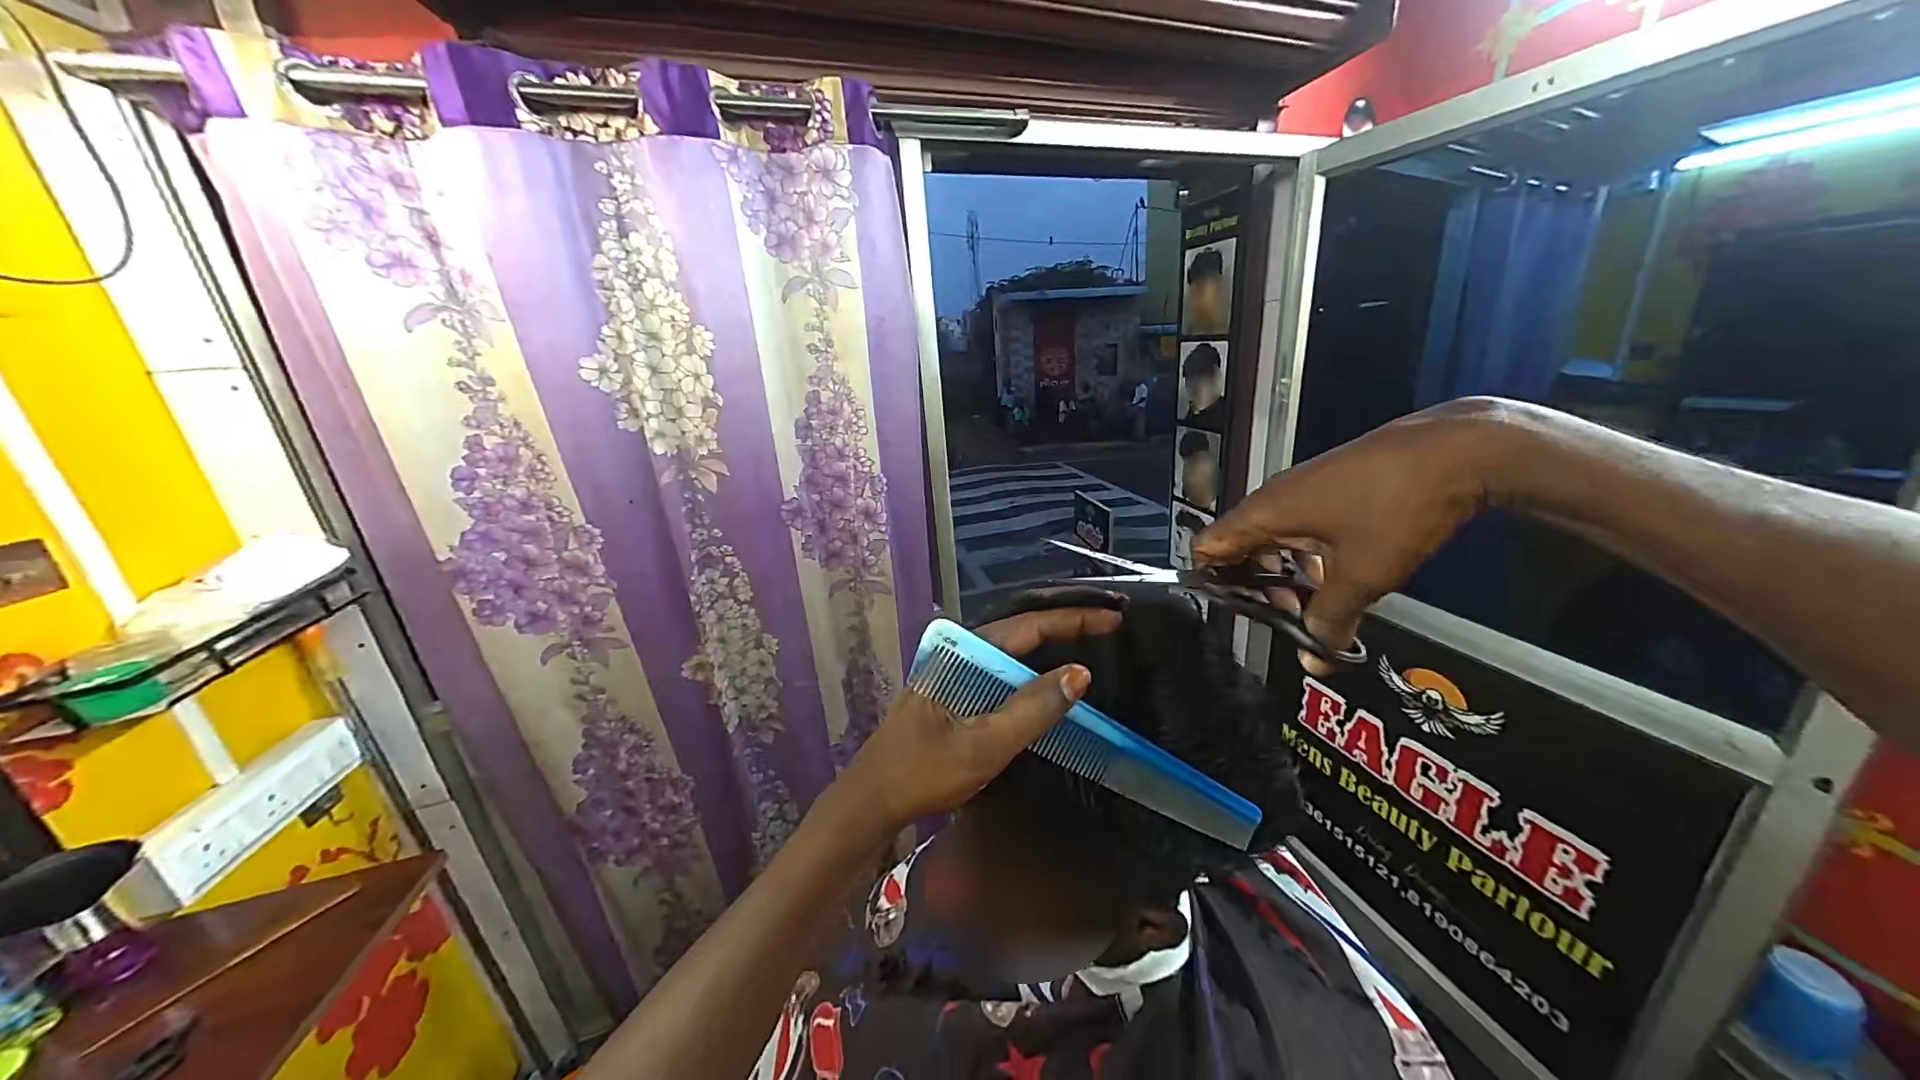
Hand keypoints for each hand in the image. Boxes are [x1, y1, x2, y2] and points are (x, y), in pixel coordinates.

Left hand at [838, 606, 1122, 829]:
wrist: (872, 799)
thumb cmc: (924, 772)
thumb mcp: (985, 745)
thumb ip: (1033, 708)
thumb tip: (1080, 673)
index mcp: (963, 653)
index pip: (1028, 626)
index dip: (1074, 619)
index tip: (1114, 618)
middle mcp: (958, 652)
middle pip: (1021, 630)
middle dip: (1066, 625)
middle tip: (1109, 626)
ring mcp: (953, 671)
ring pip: (1011, 649)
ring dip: (1049, 645)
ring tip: (1090, 642)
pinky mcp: (953, 691)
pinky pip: (1000, 670)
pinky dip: (1030, 670)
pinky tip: (1048, 679)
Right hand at [1195, 398, 1518, 665]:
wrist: (1458, 449)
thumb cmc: (1396, 507)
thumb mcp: (1362, 576)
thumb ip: (1330, 620)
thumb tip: (1316, 657)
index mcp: (1264, 513)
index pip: (1207, 547)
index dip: (1212, 583)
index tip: (1242, 612)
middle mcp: (1273, 498)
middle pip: (1239, 548)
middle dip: (1258, 588)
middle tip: (1289, 616)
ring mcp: (1302, 489)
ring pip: (1274, 540)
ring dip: (1287, 575)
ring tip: (1318, 603)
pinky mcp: (1330, 486)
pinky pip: (1300, 527)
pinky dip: (1309, 556)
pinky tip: (1343, 574)